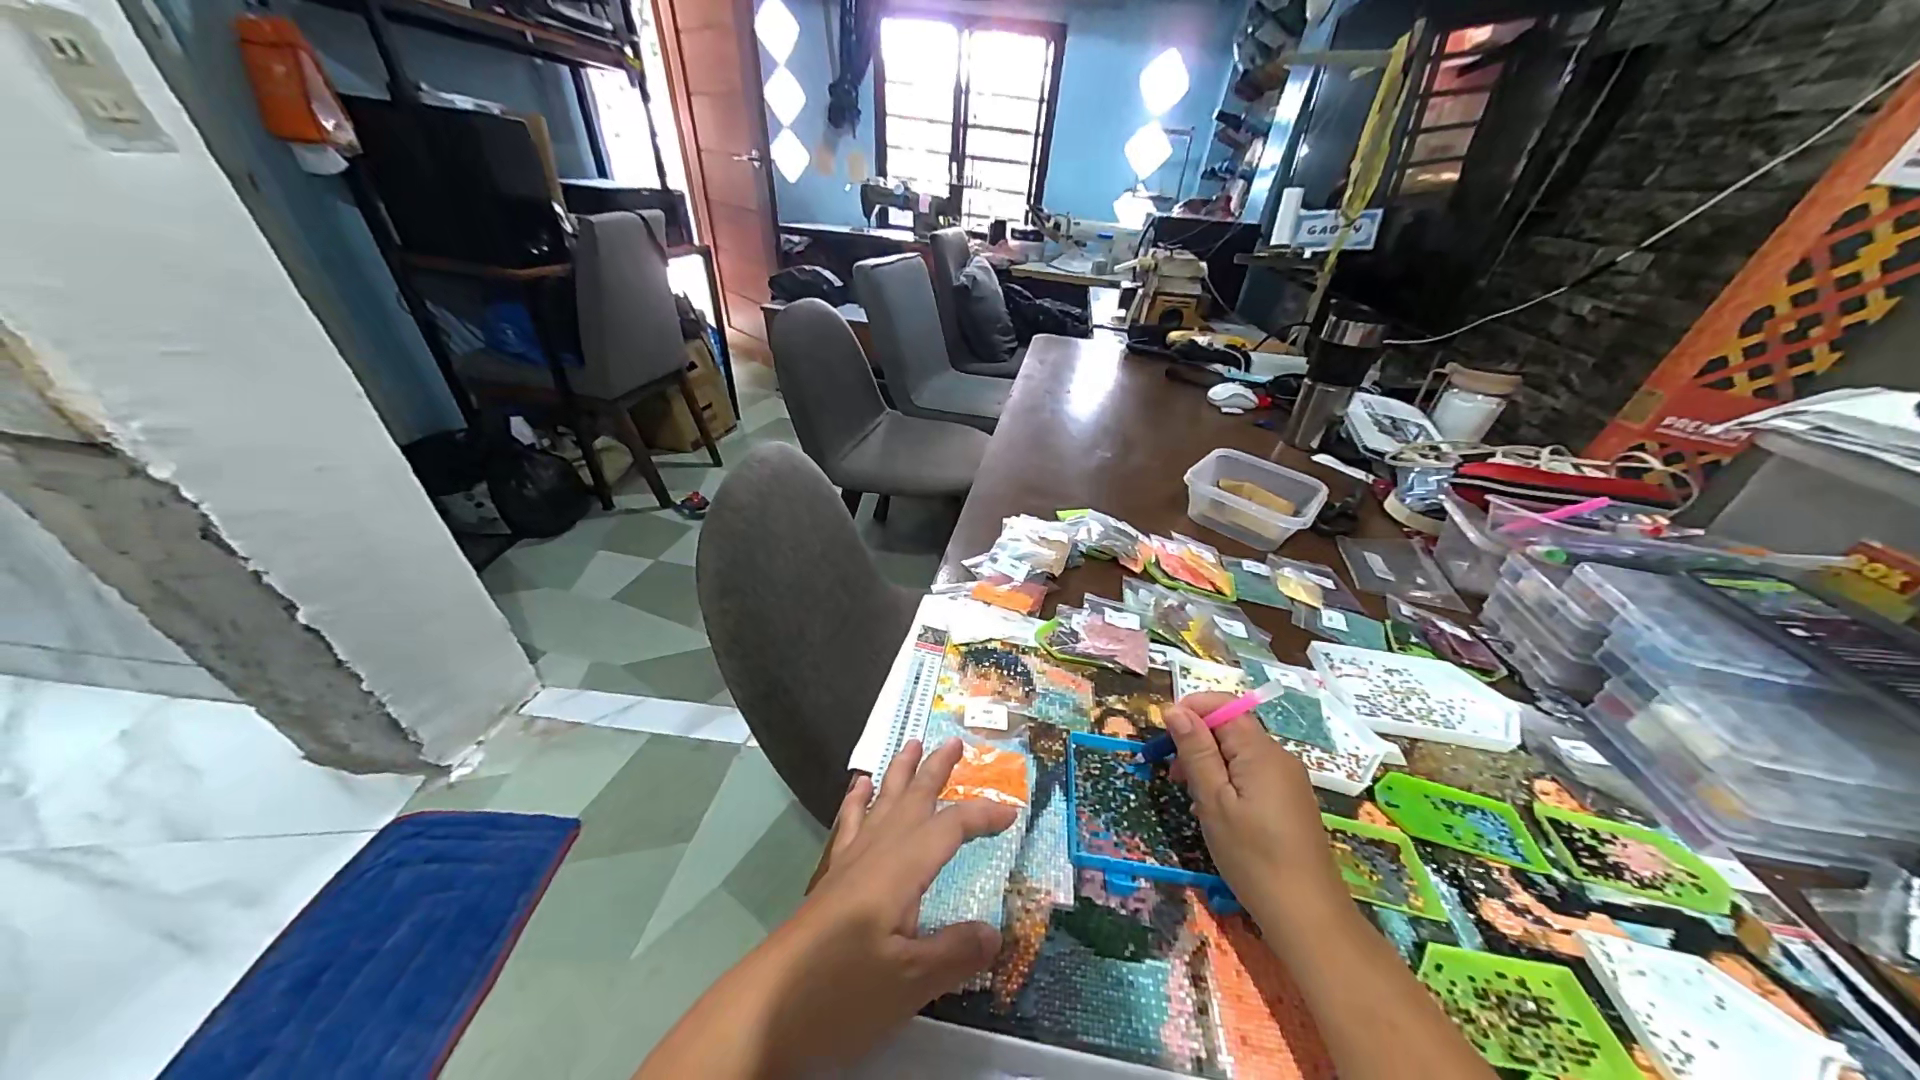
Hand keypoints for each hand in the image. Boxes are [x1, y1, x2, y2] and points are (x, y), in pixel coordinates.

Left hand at [758, 738, 1018, 1069]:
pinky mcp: (833, 878)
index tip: (1011, 813)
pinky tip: (859, 786)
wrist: (767, 1008)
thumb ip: (955, 953)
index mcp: (901, 869)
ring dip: (900, 773)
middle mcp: (876, 853)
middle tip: (954, 742)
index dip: (982, 816)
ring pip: (882, 804)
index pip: (949, 828)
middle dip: (936, 770)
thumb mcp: (910, 982)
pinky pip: (850, 824)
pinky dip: (858, 801)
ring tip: (911, 744)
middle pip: (912, 800)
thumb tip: (994, 933)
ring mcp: (850, 862)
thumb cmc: (842, 990)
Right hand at [1166, 693, 1342, 918]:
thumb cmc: (1253, 856)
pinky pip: (1251, 774)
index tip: (1164, 735)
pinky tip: (1215, 812)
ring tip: (1191, 796)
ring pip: (1239, 753)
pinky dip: (1226, 781)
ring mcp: (1287, 781)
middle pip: (1231, 728)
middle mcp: (1278, 757)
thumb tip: (1175, 710)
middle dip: (1197, 740)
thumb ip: (1195, 751)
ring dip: (1209, 763)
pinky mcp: (1289, 802)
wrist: (1307, 915)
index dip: (1192, 710)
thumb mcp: (1213, 801)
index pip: (1225, 706)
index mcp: (1260, 751)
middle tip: (1173, 774)